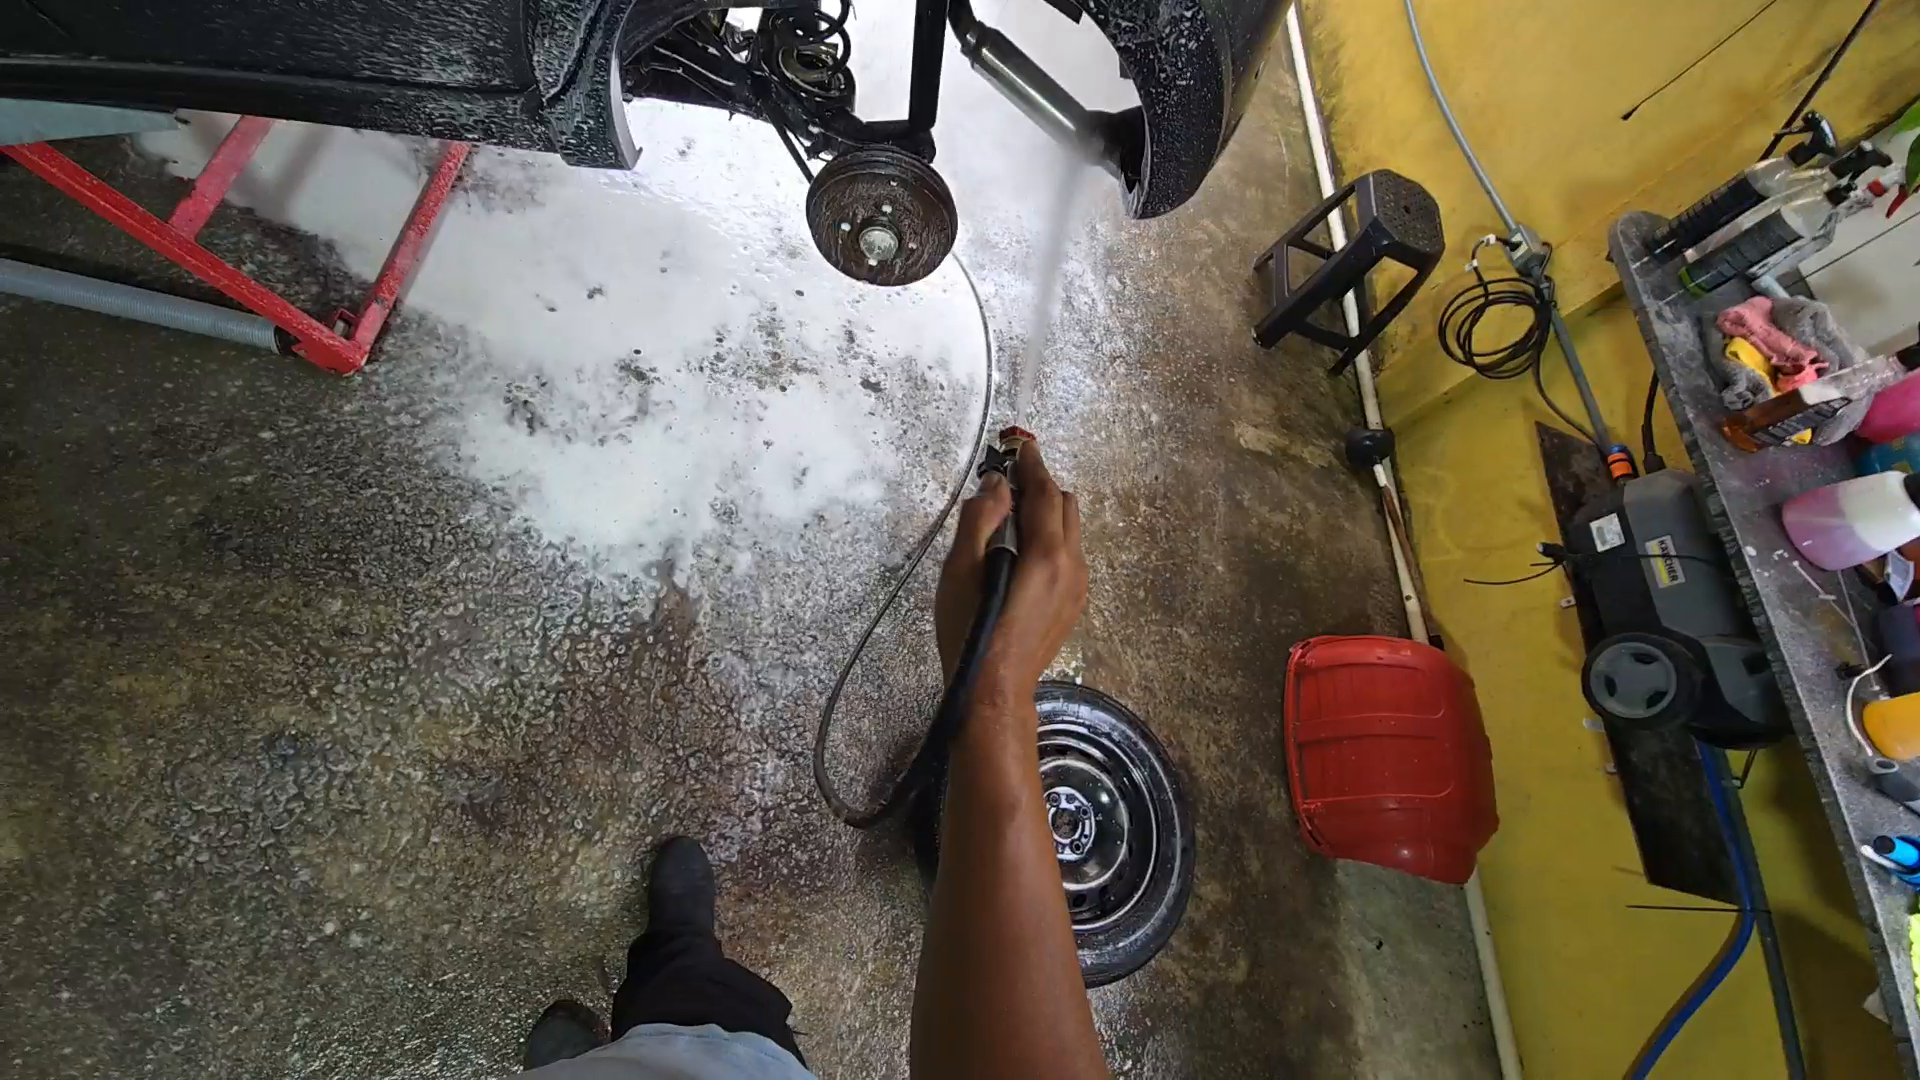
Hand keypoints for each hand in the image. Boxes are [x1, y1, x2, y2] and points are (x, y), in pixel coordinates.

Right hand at [934, 439, 1087, 697]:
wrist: (994, 689)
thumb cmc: (970, 629)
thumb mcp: (961, 570)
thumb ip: (980, 519)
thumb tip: (997, 484)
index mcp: (1047, 554)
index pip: (1045, 493)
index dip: (1033, 465)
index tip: (1021, 445)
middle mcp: (1073, 565)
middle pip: (1065, 507)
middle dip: (1039, 489)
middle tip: (1005, 487)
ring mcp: (1079, 587)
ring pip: (1070, 531)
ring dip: (1044, 516)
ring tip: (1008, 524)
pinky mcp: (1075, 604)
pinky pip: (1068, 555)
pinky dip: (1050, 540)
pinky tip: (1020, 557)